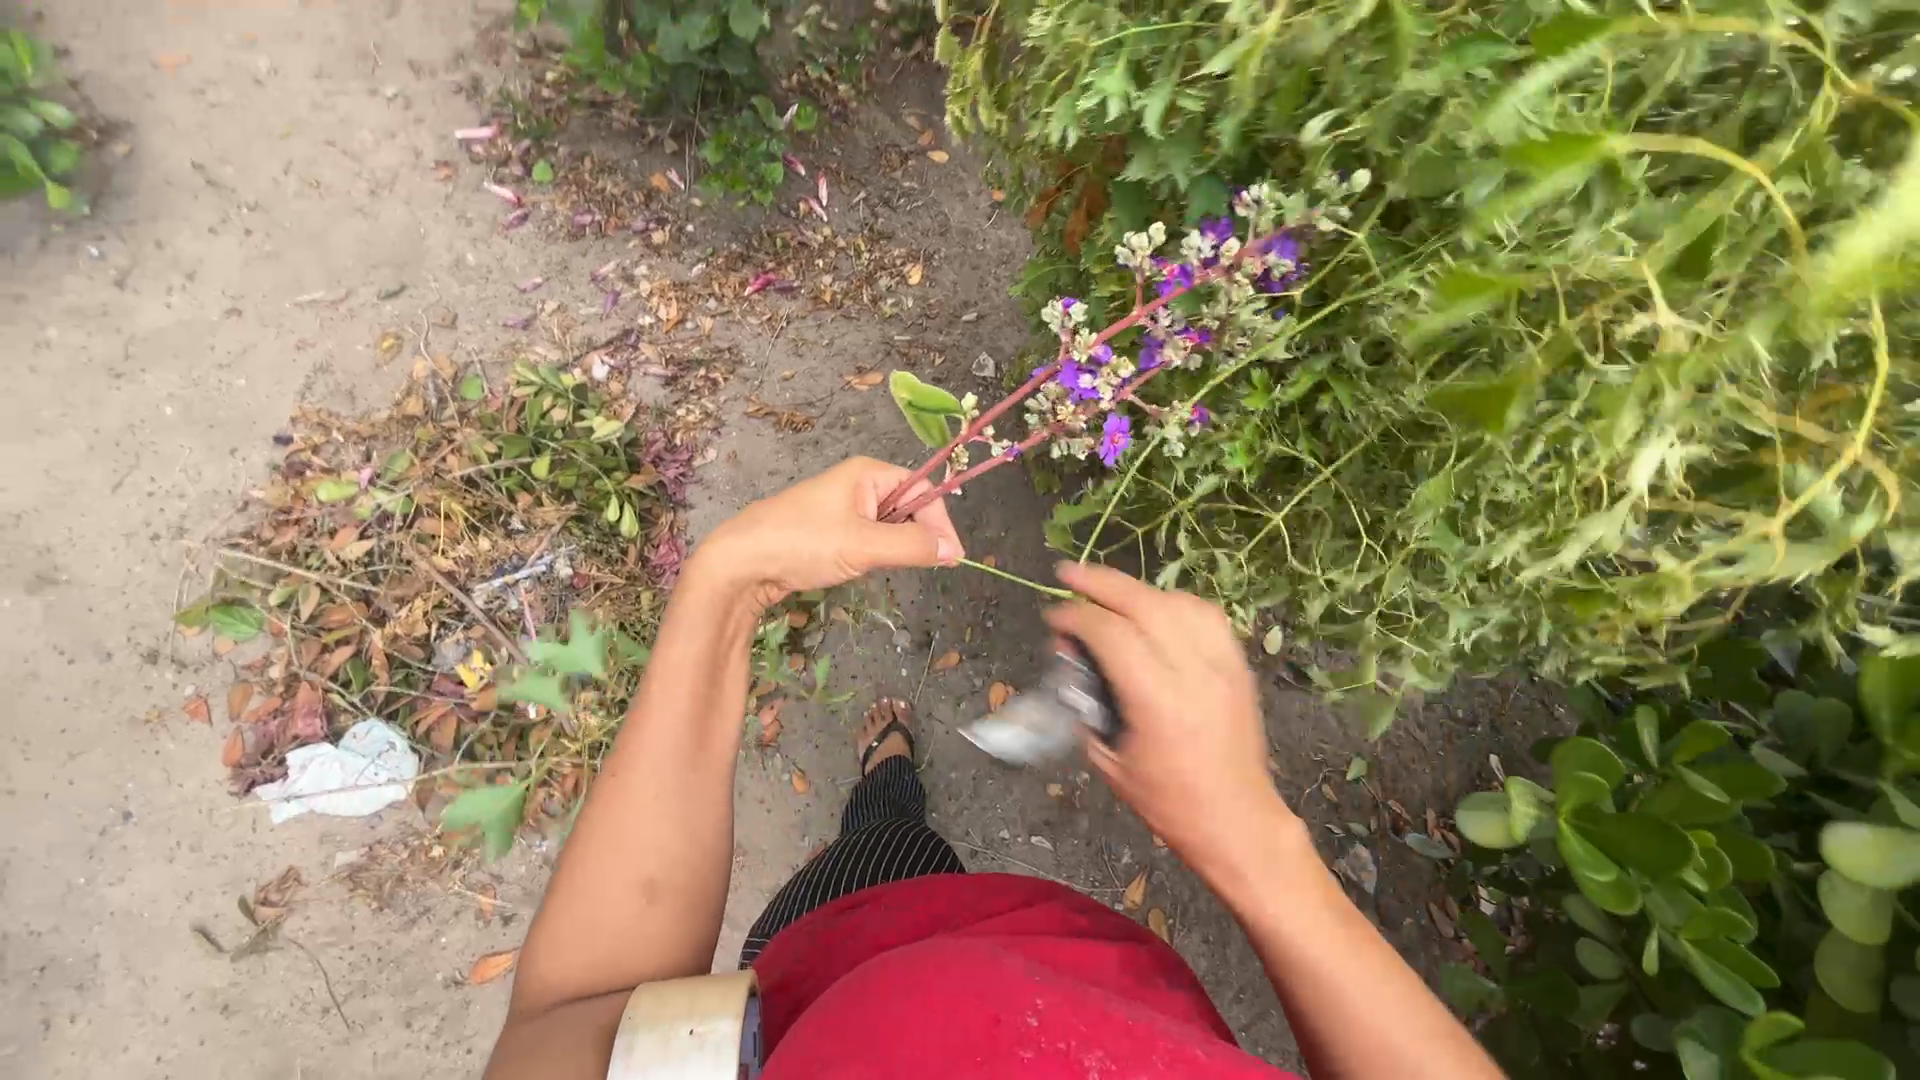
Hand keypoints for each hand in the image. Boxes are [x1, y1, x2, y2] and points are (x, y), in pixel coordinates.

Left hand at [691, 457, 964, 610]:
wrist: (741, 563)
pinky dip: (874, 555)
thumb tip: (953, 551)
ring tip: (880, 564)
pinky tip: (860, 568)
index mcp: (867, 474)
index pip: (923, 490)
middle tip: (918, 565)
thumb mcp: (864, 545)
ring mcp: (843, 508)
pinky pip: (869, 539)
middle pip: (909, 507)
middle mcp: (858, 484)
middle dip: (916, 535)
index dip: (940, 522)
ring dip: (893, 548)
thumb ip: (912, 546)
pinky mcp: (830, 532)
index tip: (951, 558)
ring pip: (889, 527)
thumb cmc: (803, 543)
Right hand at [1045, 562, 1298, 880]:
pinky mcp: (1239, 665)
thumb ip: (1086, 705)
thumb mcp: (1108, 760)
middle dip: (1100, 582)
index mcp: (1158, 701)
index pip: (1110, 634)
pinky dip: (1173, 602)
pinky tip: (1154, 609)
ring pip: (1176, 601)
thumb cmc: (1167, 802)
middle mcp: (1194, 672)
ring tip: (1107, 593)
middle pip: (1144, 603)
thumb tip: (1071, 661)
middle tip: (1068, 574)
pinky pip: (1206, 614)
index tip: (1054, 619)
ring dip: (1136, 590)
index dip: (1075, 617)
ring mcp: (1223, 664)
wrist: (1237, 820)